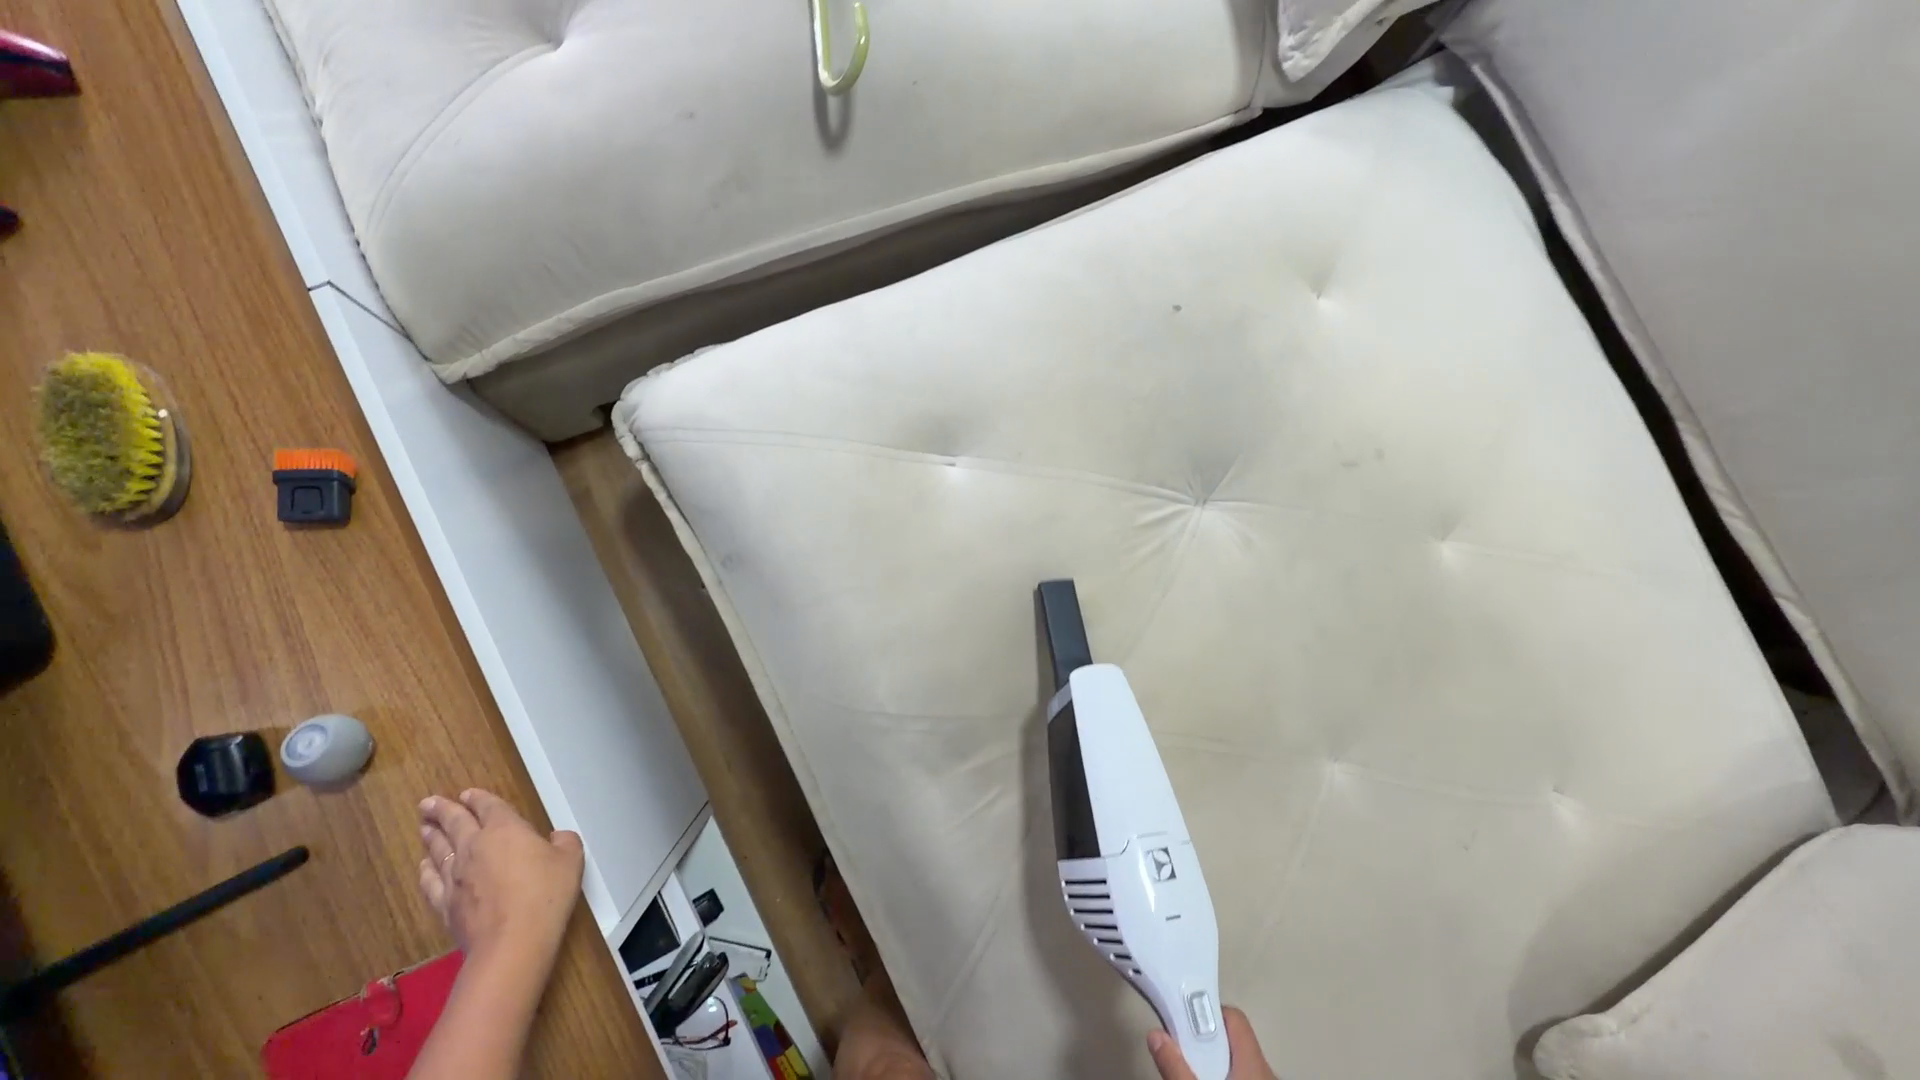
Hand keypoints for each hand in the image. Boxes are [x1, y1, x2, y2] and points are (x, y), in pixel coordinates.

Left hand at [416, 789, 583, 963]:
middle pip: (454, 823)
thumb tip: (557, 838)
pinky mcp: (445, 903)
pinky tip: (424, 867)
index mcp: (505, 830)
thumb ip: (564, 842)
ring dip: (431, 836)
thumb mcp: (571, 860)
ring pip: (438, 849)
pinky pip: (430, 881)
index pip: (488, 806)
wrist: (512, 941)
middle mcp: (474, 846)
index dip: (478, 798)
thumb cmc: (545, 894)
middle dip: (442, 810)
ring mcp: (455, 876)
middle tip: (428, 803)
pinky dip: (426, 871)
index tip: (467, 793)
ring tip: (424, 827)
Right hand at [1148, 1008, 1278, 1079]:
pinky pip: (1241, 1074)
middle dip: (1204, 1039)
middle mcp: (1266, 1070)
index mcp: (1255, 1061)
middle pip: (1231, 1037)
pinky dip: (1222, 1073)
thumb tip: (1155, 1033)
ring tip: (1190, 1068)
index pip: (1232, 1016)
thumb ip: (1176, 1066)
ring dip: (1212, 1059)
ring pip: (1235, 1058)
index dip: (1204, 1011)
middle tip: (1181, 1048)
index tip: (1180, 1016)